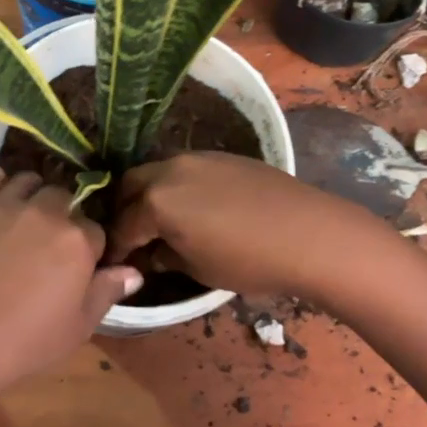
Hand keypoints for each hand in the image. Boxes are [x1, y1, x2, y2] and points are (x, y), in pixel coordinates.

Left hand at [0, 168, 140, 393]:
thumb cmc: (24, 342)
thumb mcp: (78, 327)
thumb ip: (106, 292)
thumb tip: (133, 271)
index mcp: (77, 240)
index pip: (96, 230)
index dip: (90, 249)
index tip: (80, 267)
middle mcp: (44, 212)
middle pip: (64, 197)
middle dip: (64, 216)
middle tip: (50, 245)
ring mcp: (3, 205)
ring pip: (28, 180)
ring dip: (34, 195)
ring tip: (27, 219)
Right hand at [106, 152, 408, 298]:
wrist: (312, 234)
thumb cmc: (249, 260)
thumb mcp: (198, 269)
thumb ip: (164, 257)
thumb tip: (150, 255)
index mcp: (156, 201)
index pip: (121, 226)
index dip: (115, 249)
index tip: (113, 265)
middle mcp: (169, 170)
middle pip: (130, 186)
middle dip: (124, 211)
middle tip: (131, 238)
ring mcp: (197, 158)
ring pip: (157, 173)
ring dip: (149, 195)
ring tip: (159, 222)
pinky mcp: (223, 156)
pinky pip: (184, 170)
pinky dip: (176, 188)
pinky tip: (192, 209)